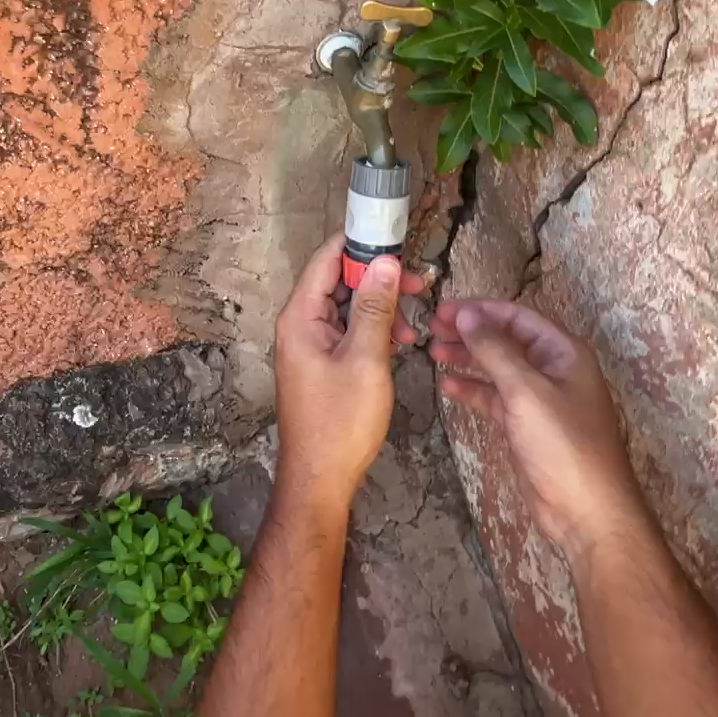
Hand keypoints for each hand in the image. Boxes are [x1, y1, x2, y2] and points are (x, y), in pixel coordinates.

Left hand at [272, 234, 425, 510]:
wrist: (320, 480)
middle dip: (377, 278)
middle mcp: (300, 324)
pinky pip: (348, 332)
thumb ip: (374, 308)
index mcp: (301, 317)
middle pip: (338, 281)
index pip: (326, 259)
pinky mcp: (322, 363)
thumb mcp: (365, 359)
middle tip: (417, 282)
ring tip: (414, 319)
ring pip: (347, 307)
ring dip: (380, 307)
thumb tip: (384, 261)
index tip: (394, 236)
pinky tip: (401, 343)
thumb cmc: (340, 422)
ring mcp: (310, 345)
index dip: (358, 243)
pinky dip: (374, 331)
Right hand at [429, 300, 640, 560]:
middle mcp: (553, 369)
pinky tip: (448, 387)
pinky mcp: (526, 424)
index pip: (517, 317)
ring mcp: (540, 398)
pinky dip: (473, 389)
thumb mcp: (525, 390)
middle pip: (506, 339)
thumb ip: (494, 349)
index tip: (443, 309)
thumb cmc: (563, 444)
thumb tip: (467, 315)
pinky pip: (495, 396)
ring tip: (434, 352)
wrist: (586, 512)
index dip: (480, 310)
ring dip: (467, 358)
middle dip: (470, 332)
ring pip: (498, 367)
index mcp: (563, 352)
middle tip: (432, 328)